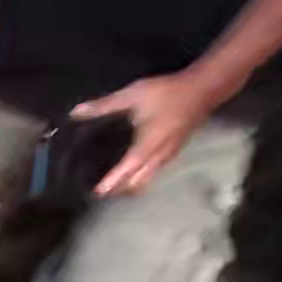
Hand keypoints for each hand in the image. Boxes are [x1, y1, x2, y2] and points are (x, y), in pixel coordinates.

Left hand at [72, 71, 220, 194]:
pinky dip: (139, 179)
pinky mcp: (172, 153)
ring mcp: (167, 156)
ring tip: (110, 190)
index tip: (95, 193)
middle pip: (136, 183)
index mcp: (147, 145)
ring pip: (145, 181)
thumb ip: (104, 105)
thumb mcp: (133, 95)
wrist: (206, 86)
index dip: (111, 183)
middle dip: (118, 191)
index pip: (126, 170)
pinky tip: (129, 177)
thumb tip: (75, 112)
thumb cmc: (168, 91)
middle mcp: (158, 156)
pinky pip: (152, 174)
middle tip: (97, 194)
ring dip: (128, 187)